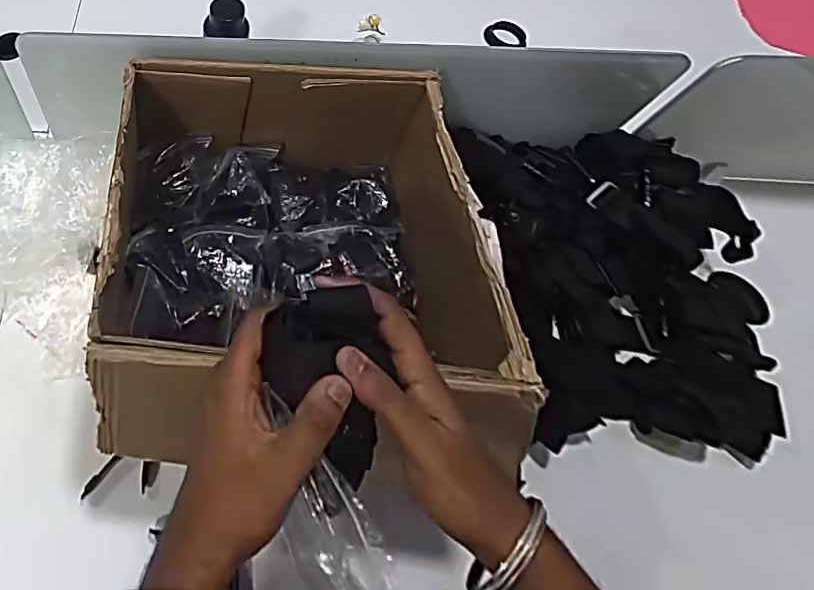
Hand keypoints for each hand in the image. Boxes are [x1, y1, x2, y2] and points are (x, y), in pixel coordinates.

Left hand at [145, 309, 351, 588]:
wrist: (206, 537)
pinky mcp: (230, 422)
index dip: (276, 311)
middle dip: (286, 332)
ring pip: (256, 367)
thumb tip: (339, 379)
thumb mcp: (284, 462)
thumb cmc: (235, 501)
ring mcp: (224, 404)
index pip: (249, 328)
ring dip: (283, 359)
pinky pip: (255, 388)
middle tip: (324, 329)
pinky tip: (304, 396)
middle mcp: (222, 386)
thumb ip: (313, 420)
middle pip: (254, 344)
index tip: (307, 305)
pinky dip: (278, 383)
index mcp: (230, 384)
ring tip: (322, 356)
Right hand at [336, 287, 531, 565]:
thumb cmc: (465, 489)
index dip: (364, 294)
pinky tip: (337, 366)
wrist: (495, 531)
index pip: (394, 321)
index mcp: (424, 378)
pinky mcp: (405, 414)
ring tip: (321, 319)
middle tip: (318, 294)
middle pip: (385, 328)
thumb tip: (346, 354)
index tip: (332, 281)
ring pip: (379, 349)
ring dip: (352, 328)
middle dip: (354, 303)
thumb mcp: (421, 441)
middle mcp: (418, 380)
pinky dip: (354, 359)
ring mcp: (413, 397)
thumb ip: (385, 397)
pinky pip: (375, 374)